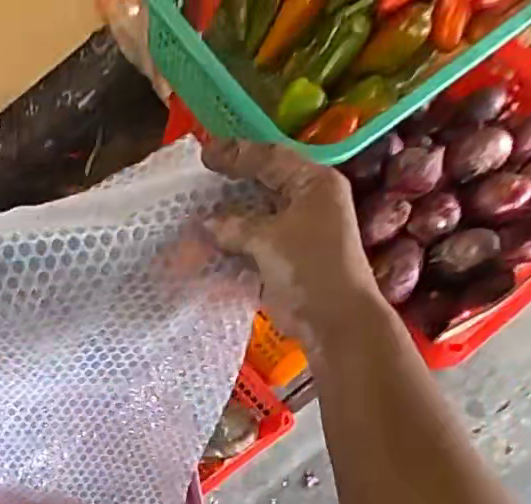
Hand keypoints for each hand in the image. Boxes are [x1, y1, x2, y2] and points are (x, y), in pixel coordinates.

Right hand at [201, 140, 382, 345]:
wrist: (334, 321)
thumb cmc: (309, 267)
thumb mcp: (270, 239)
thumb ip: (236, 226)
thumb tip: (207, 223)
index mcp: (313, 184)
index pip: (271, 159)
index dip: (236, 154)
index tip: (204, 154)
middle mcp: (308, 205)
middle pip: (263, 189)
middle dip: (230, 189)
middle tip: (198, 184)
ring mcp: (297, 237)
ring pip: (256, 222)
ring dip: (227, 224)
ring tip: (197, 219)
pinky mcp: (286, 266)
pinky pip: (254, 250)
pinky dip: (233, 250)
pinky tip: (209, 249)